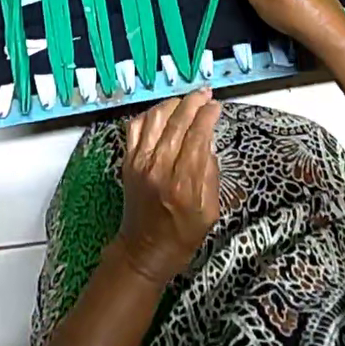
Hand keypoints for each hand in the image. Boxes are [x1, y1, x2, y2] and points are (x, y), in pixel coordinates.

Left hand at [113, 89, 221, 284]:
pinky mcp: (128, 160)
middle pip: (177, 122)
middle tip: (205, 94)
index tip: (216, 106)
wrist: (143, 251)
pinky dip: (150, 113)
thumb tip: (208, 141)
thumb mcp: (210, 212)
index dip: (208, 116)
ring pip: (155, 118)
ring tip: (187, 100)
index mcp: (183, 184)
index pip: (197, 136)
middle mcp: (159, 168)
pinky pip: (136, 126)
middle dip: (194, 102)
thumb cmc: (182, 235)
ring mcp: (140, 162)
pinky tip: (163, 112)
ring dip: (173, 104)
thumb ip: (211, 174)